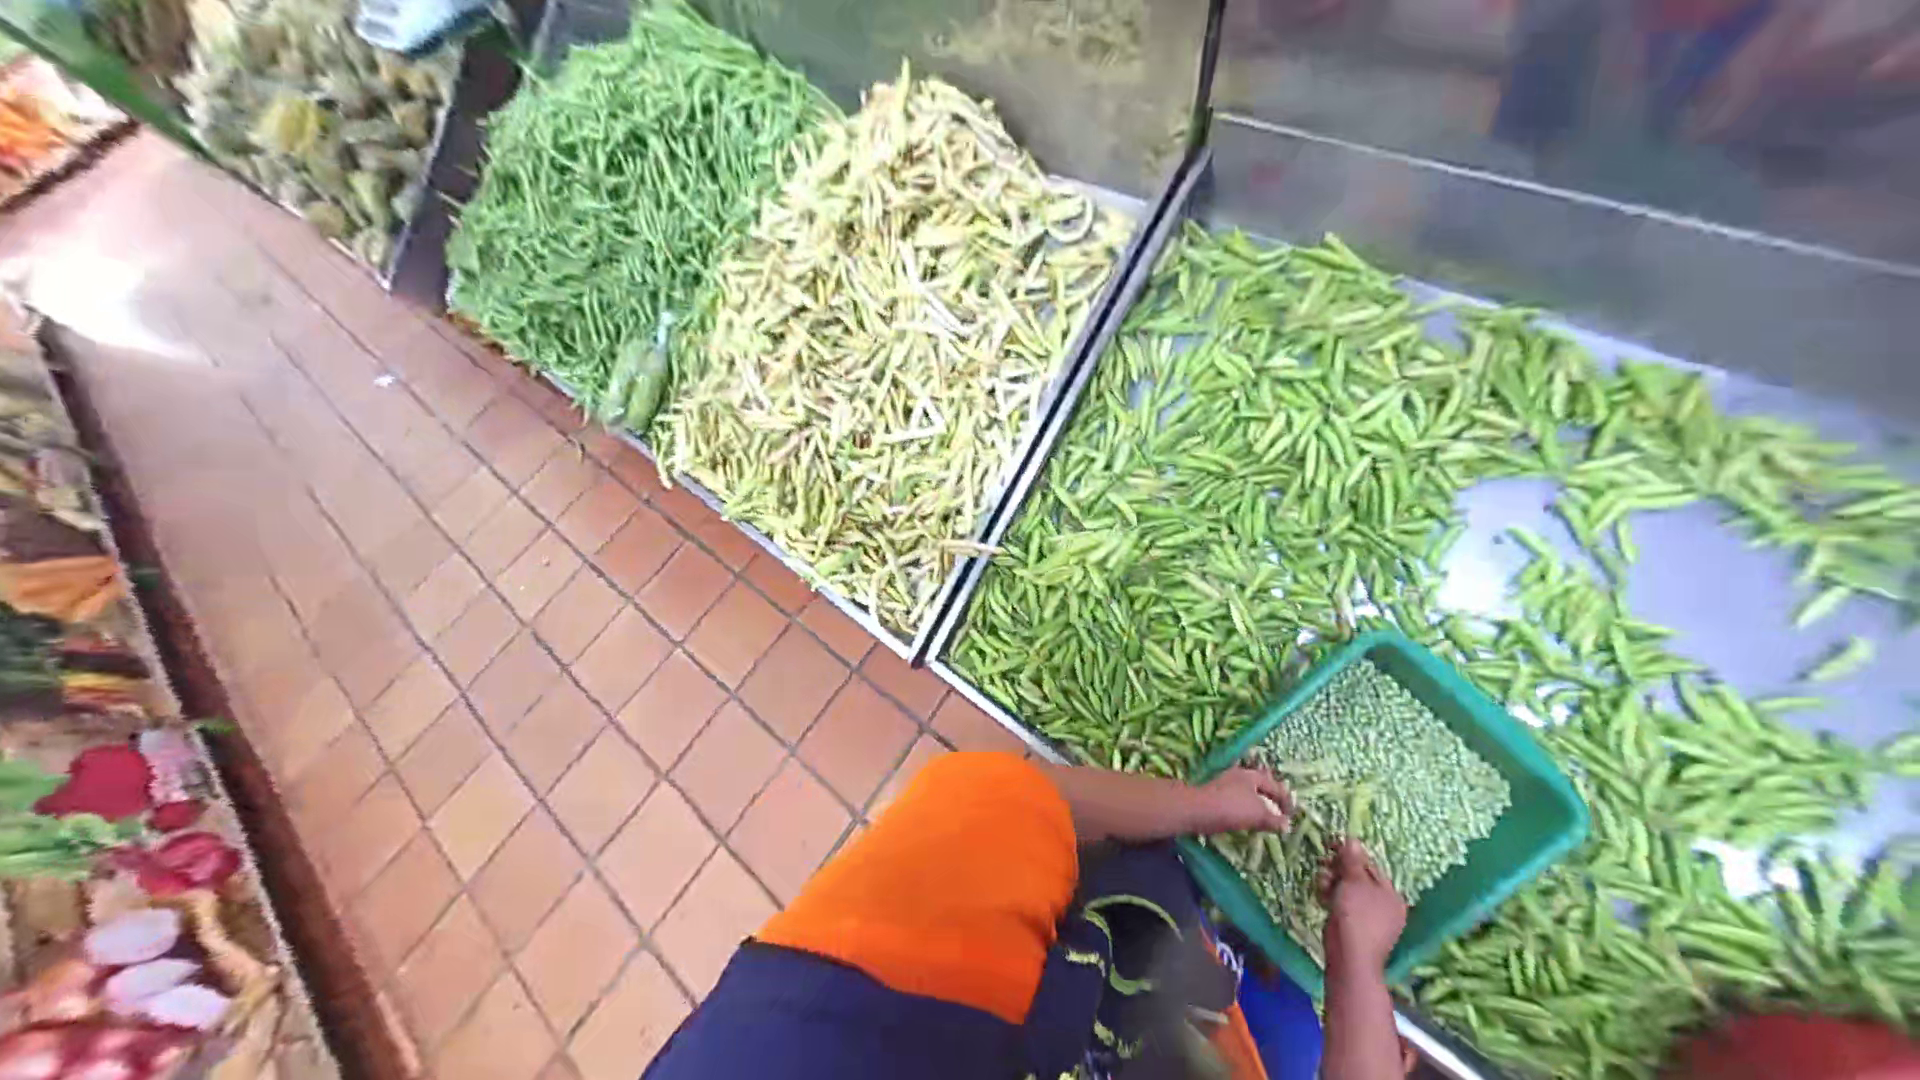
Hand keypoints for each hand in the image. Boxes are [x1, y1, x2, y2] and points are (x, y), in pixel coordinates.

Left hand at [1190, 767, 1292, 834]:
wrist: (1197, 810)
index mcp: (1251, 776)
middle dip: (1270, 799)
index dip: (1286, 800)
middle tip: (1279, 813)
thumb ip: (1274, 819)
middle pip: (1259, 786)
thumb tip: (1286, 824)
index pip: (1275, 785)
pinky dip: (1244, 809)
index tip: (1291, 815)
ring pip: (1246, 794)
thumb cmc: (1231, 808)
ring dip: (1257, 805)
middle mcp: (1237, 775)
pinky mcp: (1214, 795)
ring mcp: (1224, 784)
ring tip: (1264, 819)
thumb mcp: (1258, 814)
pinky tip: (1244, 820)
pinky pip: (1235, 801)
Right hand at [1317, 838, 1406, 974]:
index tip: (1330, 845)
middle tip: (1324, 865)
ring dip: (1331, 882)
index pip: (1370, 865)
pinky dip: (1331, 896)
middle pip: (1357, 876)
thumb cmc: (1357, 915)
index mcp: (1391, 895)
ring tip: (1322, 884)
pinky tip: (1322, 897)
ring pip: (1346, 888)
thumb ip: (1353, 860)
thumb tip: (1353, 839)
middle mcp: (1384, 904)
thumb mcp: (1354, 882)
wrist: (1349, 955)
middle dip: (1338, 869)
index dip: (1350, 854)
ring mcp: (1369, 916)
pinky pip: (1342, 902)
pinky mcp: (1353, 923)